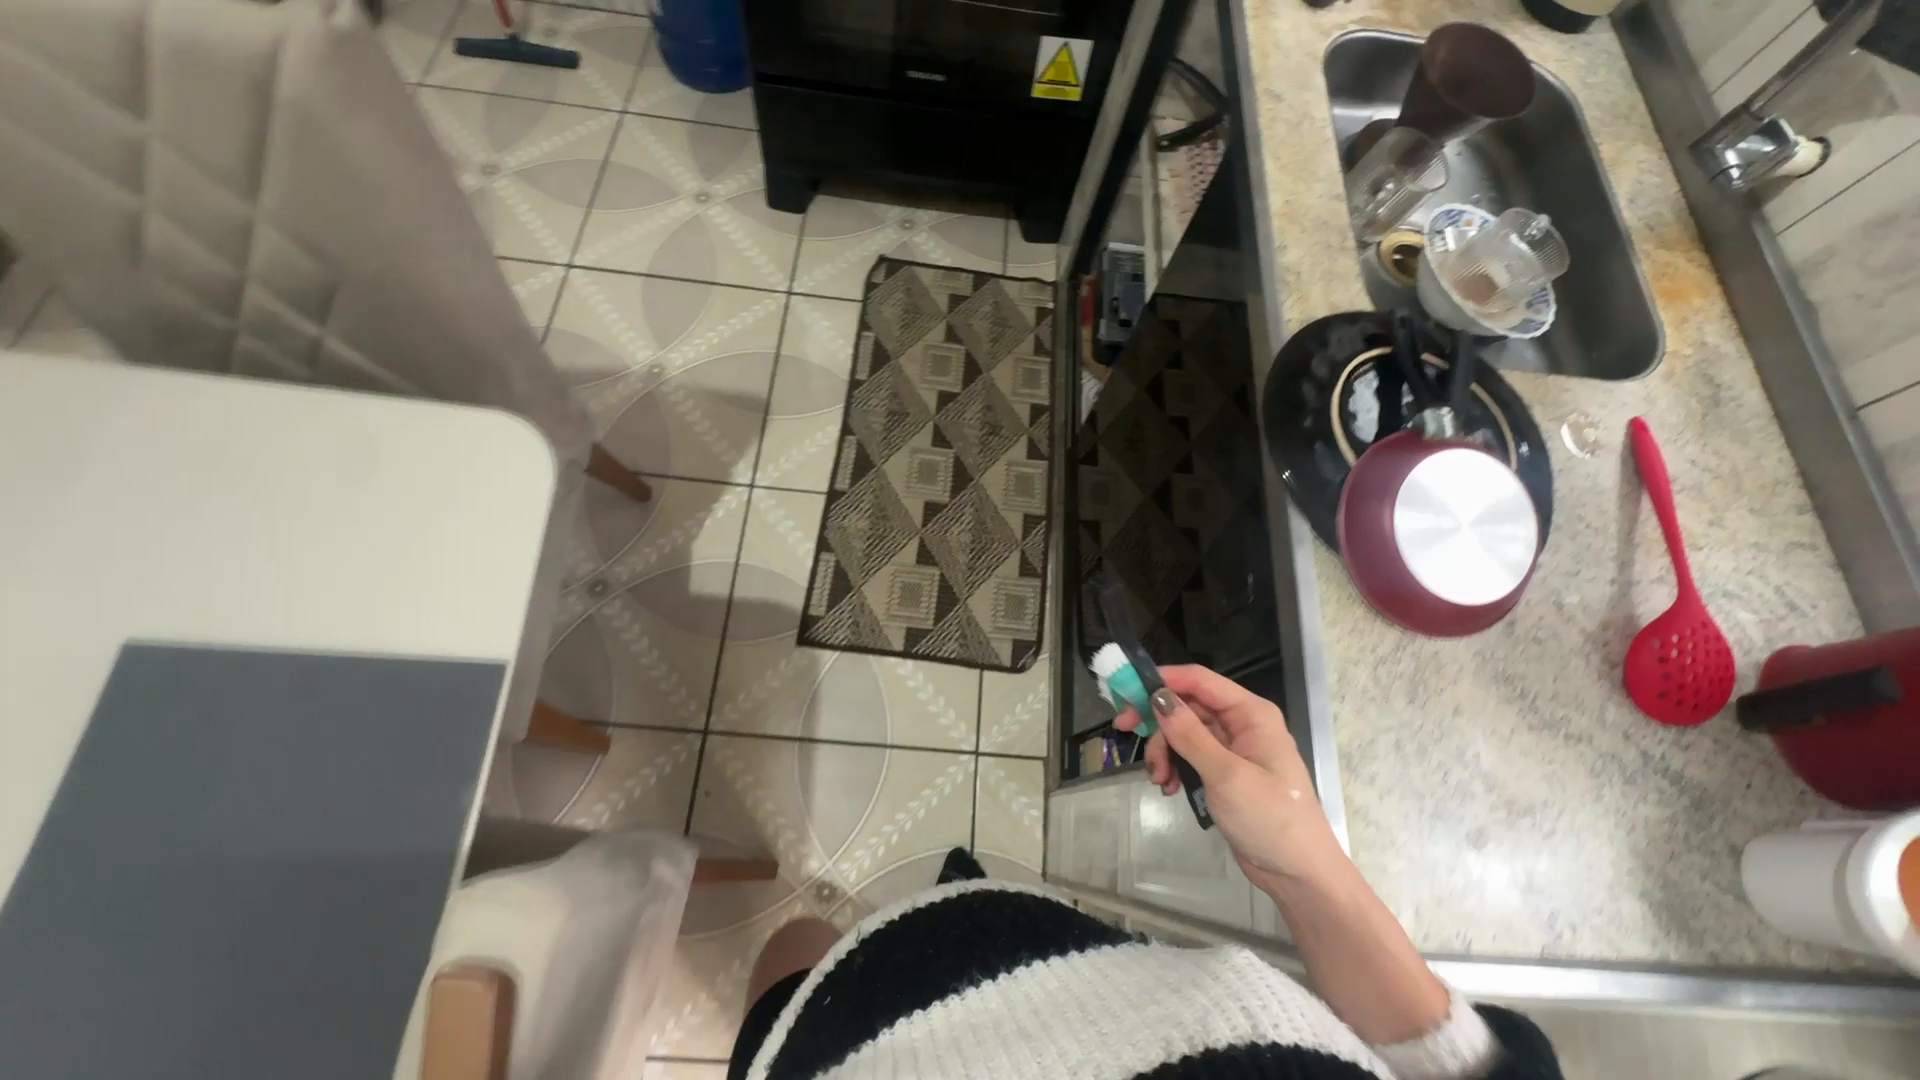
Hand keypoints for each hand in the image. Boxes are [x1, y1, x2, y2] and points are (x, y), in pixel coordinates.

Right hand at [1115, 665, 1345, 892]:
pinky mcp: (1224, 773)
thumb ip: (1190, 734)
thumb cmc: (1270, 819)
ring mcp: (1232, 750)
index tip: (1125, 692)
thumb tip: (1157, 697)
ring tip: (1158, 780)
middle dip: (1157, 722)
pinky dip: (1174, 768)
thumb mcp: (1226, 775)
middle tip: (1124, 731)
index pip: (1199, 680)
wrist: (1297, 873)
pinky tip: (1169, 788)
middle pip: (1187, 706)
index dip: (1161, 680)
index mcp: (1250, 714)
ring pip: (1184, 733)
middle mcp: (1241, 724)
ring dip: (1164, 751)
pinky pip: (1189, 757)